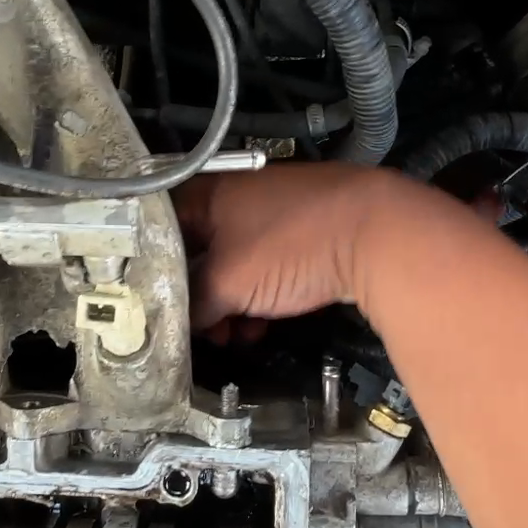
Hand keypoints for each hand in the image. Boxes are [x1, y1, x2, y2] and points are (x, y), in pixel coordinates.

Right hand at [174, 162, 470, 333]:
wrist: (377, 234)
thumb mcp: (228, 281)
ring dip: (227, 303)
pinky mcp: (301, 233)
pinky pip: (263, 267)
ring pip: (232, 264)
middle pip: (196, 252)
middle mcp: (236, 196)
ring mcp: (272, 212)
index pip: (157, 231)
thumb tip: (175, 319)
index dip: (151, 272)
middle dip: (194, 297)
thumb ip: (192, 301)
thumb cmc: (295, 244)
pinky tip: (260, 326)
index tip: (152, 305)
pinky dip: (256, 296)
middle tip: (196, 330)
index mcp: (208, 193)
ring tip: (232, 335)